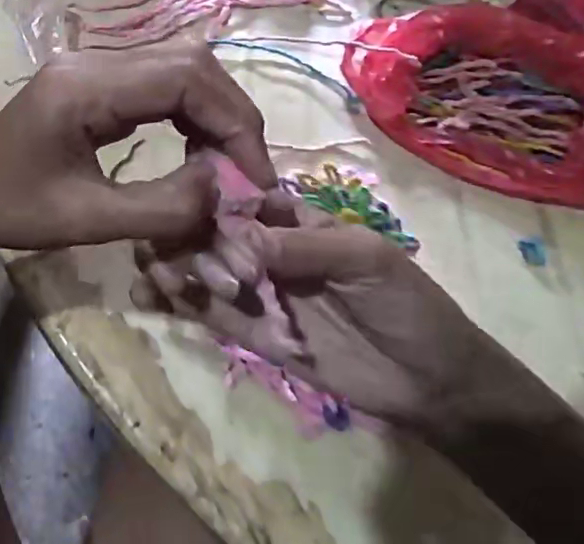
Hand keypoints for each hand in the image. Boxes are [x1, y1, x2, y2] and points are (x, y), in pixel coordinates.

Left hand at [0, 42, 277, 251]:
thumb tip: (222, 185)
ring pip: (178, 65)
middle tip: (249, 173)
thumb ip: (161, 207)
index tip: (257, 178)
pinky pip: (157, 79)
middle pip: (188, 61)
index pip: (183, 78)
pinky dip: (189, 109)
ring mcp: (91, 63)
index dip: (233, 121)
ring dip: (214, 110)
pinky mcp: (93, 76)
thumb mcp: (86, 220)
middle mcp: (91, 60)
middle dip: (231, 114)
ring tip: (228, 164)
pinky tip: (196, 146)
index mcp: (83, 87)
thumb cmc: (10, 209)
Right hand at [134, 193, 556, 438]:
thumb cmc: (406, 304)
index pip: (236, 199)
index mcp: (288, 219)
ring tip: (151, 275)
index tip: (178, 204)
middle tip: (164, 253)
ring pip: (200, 269)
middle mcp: (262, 248)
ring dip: (171, 266)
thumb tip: (236, 235)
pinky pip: (207, 312)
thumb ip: (301, 245)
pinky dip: (177, 301)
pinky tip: (149, 296)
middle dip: (182, 237)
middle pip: (208, 232)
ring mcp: (253, 290)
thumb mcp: (364, 259)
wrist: (434, 384)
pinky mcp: (250, 332)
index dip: (205, 199)